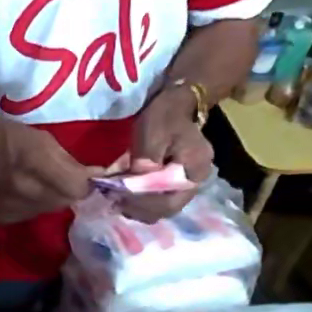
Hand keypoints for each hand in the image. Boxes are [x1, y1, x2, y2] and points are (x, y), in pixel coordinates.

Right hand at [0, 112, 99, 222]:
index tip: (89, 178)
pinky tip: (23, 191)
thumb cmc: (1, 134)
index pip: (76, 187)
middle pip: (65, 201)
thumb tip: (94, 177)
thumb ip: (67, 161)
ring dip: (52, 198)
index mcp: (34, 161)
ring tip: (39, 182)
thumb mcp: (39, 138)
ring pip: (49, 209)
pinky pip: (31, 214)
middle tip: (63, 178)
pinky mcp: (1, 218)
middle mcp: (24, 189)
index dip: (86, 184)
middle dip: (70, 190)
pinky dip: (34, 204)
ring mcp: (11, 207)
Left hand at [123, 84, 212, 221]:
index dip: (143, 204)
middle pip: (167, 208)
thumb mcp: (153, 134)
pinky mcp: (178, 183)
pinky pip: (161, 199)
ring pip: (163, 207)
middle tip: (115, 201)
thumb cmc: (165, 116)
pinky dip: (143, 201)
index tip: (120, 197)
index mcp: (196, 170)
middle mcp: (196, 182)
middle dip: (139, 208)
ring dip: (140, 207)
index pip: (169, 201)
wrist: (177, 103)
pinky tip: (127, 195)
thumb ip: (145, 163)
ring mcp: (189, 184)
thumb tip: (131, 187)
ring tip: (118, 199)